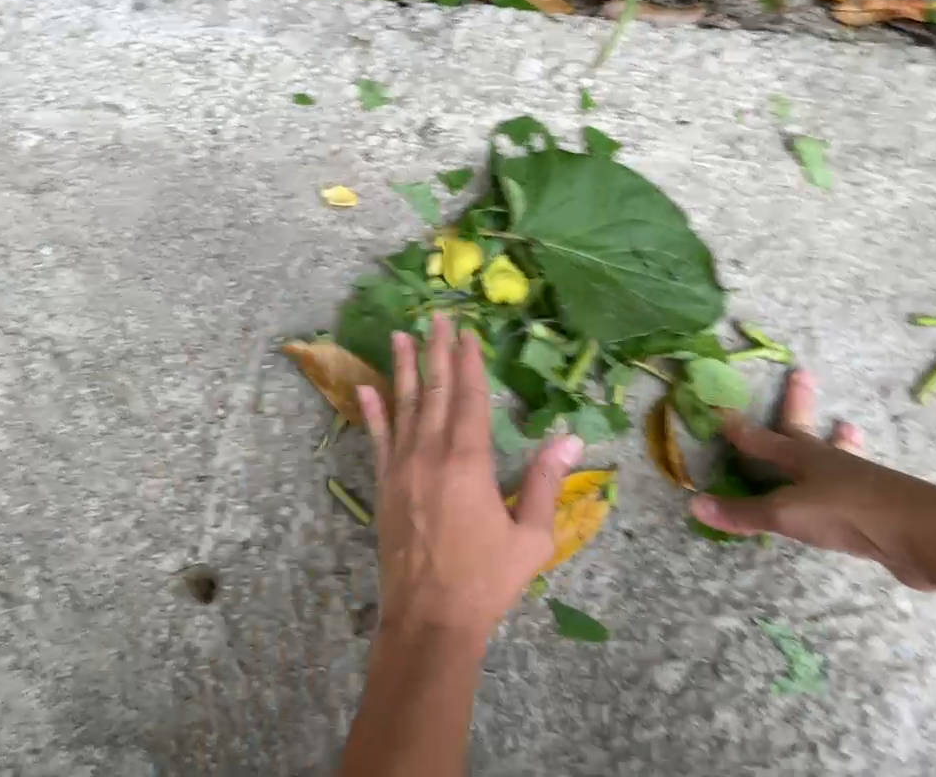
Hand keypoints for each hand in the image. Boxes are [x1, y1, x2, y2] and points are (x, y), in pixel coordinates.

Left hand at [356, 315, 584, 640]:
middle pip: (435, 391)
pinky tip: (365, 387)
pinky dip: (372, 411)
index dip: (469, 362)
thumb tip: (570, 439)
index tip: (467, 332)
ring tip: (400, 335)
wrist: (430, 617)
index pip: (470, 398)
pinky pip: (377, 439)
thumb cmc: (486, 579)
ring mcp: (402, 467)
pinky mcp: (384, 485)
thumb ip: (544, 483)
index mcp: (469, 462)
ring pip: (403, 406)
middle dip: (437, 351)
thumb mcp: (531, 537)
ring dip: (402, 369)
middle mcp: (431, 454)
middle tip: (436, 317)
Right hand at [690, 369, 935, 589]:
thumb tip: (694, 504)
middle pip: (804, 429)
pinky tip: (855, 490)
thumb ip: (744, 512)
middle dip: (798, 402)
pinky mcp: (882, 510)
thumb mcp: (786, 514)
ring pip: (840, 455)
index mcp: (803, 457)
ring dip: (838, 441)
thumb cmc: (848, 513)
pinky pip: (856, 489)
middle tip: (802, 373)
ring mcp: (860, 483)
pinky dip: (851, 481)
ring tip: (847, 427)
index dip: (738, 428)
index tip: (721, 408)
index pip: (760, 438)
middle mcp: (830, 463)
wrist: (926, 537)